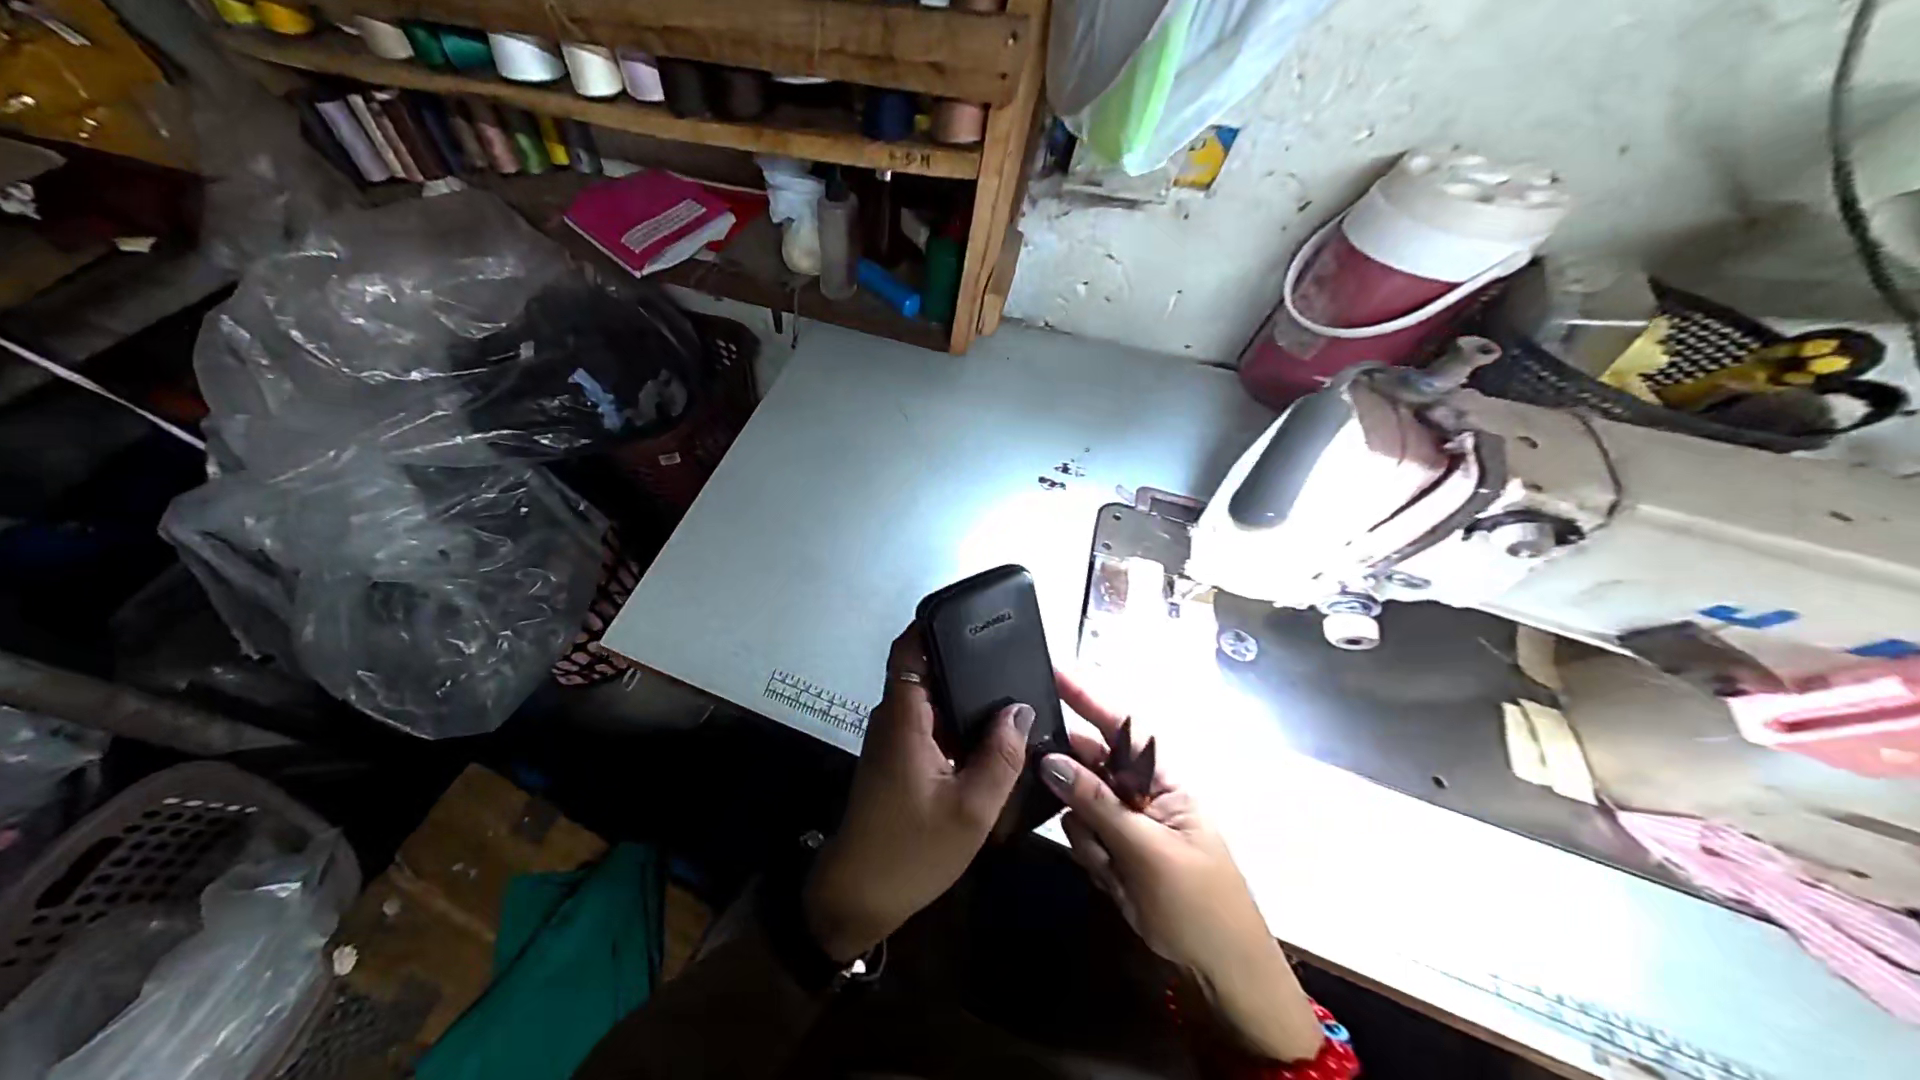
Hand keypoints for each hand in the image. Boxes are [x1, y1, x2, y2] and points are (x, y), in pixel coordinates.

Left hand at [802, 625, 1031, 962]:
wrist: (859, 896)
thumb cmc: (910, 851)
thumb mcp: (971, 810)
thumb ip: (1000, 757)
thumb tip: (1020, 710)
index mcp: (903, 719)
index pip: (908, 649)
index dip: (933, 623)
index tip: (971, 616)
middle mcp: (892, 719)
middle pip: (924, 669)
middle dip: (963, 660)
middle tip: (1009, 657)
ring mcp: (892, 739)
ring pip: (929, 699)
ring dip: (962, 695)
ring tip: (1008, 692)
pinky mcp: (896, 759)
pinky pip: (928, 724)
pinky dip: (955, 722)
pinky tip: (988, 735)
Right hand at [1041, 671, 1324, 1062]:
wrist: (1220, 970)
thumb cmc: (1198, 901)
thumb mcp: (1147, 851)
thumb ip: (1098, 803)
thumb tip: (1050, 760)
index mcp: (1162, 780)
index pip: (1119, 726)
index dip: (1087, 696)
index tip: (1052, 671)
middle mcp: (1140, 793)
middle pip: (1090, 764)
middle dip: (1074, 781)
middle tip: (1041, 782)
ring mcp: (1127, 823)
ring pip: (1079, 805)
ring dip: (1089, 836)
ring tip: (1115, 868)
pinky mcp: (1115, 852)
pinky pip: (1083, 836)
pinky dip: (1092, 858)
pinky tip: (1115, 881)